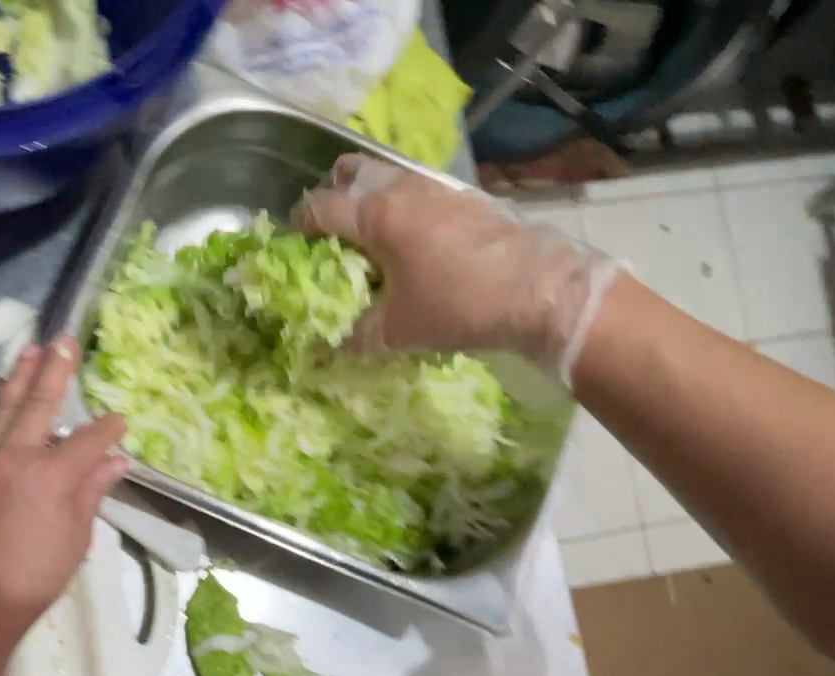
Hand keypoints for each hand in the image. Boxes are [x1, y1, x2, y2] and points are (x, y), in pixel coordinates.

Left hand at [0, 337, 129, 646]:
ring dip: (20, 377)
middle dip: (56, 371)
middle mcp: (18, 456)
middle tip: (64, 340)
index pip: (88, 439)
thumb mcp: (78, 535)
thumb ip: (93, 490)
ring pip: (5, 408)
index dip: (107, 429)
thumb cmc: (37, 573)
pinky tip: (5, 396)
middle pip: (40, 404)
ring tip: (31, 350)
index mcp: (53, 476)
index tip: (119, 422)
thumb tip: (115, 461)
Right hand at [294, 154, 623, 382]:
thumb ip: (352, 334)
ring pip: (385, 177)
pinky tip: (407, 246)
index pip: (320, 206)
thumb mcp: (395, 331)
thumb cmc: (458, 307)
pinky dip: (398, 208)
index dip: (299, 226)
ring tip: (367, 243)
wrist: (540, 293)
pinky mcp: (462, 198)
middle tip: (330, 236)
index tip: (293, 247)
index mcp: (377, 215)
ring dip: (366, 201)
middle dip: (331, 197)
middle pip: (351, 171)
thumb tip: (325, 345)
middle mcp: (403, 189)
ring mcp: (436, 188)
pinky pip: (414, 191)